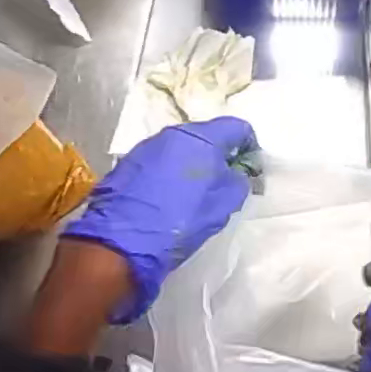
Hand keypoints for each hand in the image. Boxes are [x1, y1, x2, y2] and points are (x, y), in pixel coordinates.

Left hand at [62, 117, 257, 323]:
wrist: (120, 244)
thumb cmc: (181, 221)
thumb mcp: (223, 205)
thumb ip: (237, 181)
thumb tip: (236, 172)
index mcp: (201, 138)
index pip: (237, 127)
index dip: (250, 147)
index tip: (250, 171)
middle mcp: (173, 134)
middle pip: (208, 135)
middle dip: (220, 156)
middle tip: (225, 183)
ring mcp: (147, 147)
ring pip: (182, 147)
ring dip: (194, 164)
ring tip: (195, 192)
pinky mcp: (128, 163)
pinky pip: (161, 160)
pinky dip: (172, 172)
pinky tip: (170, 196)